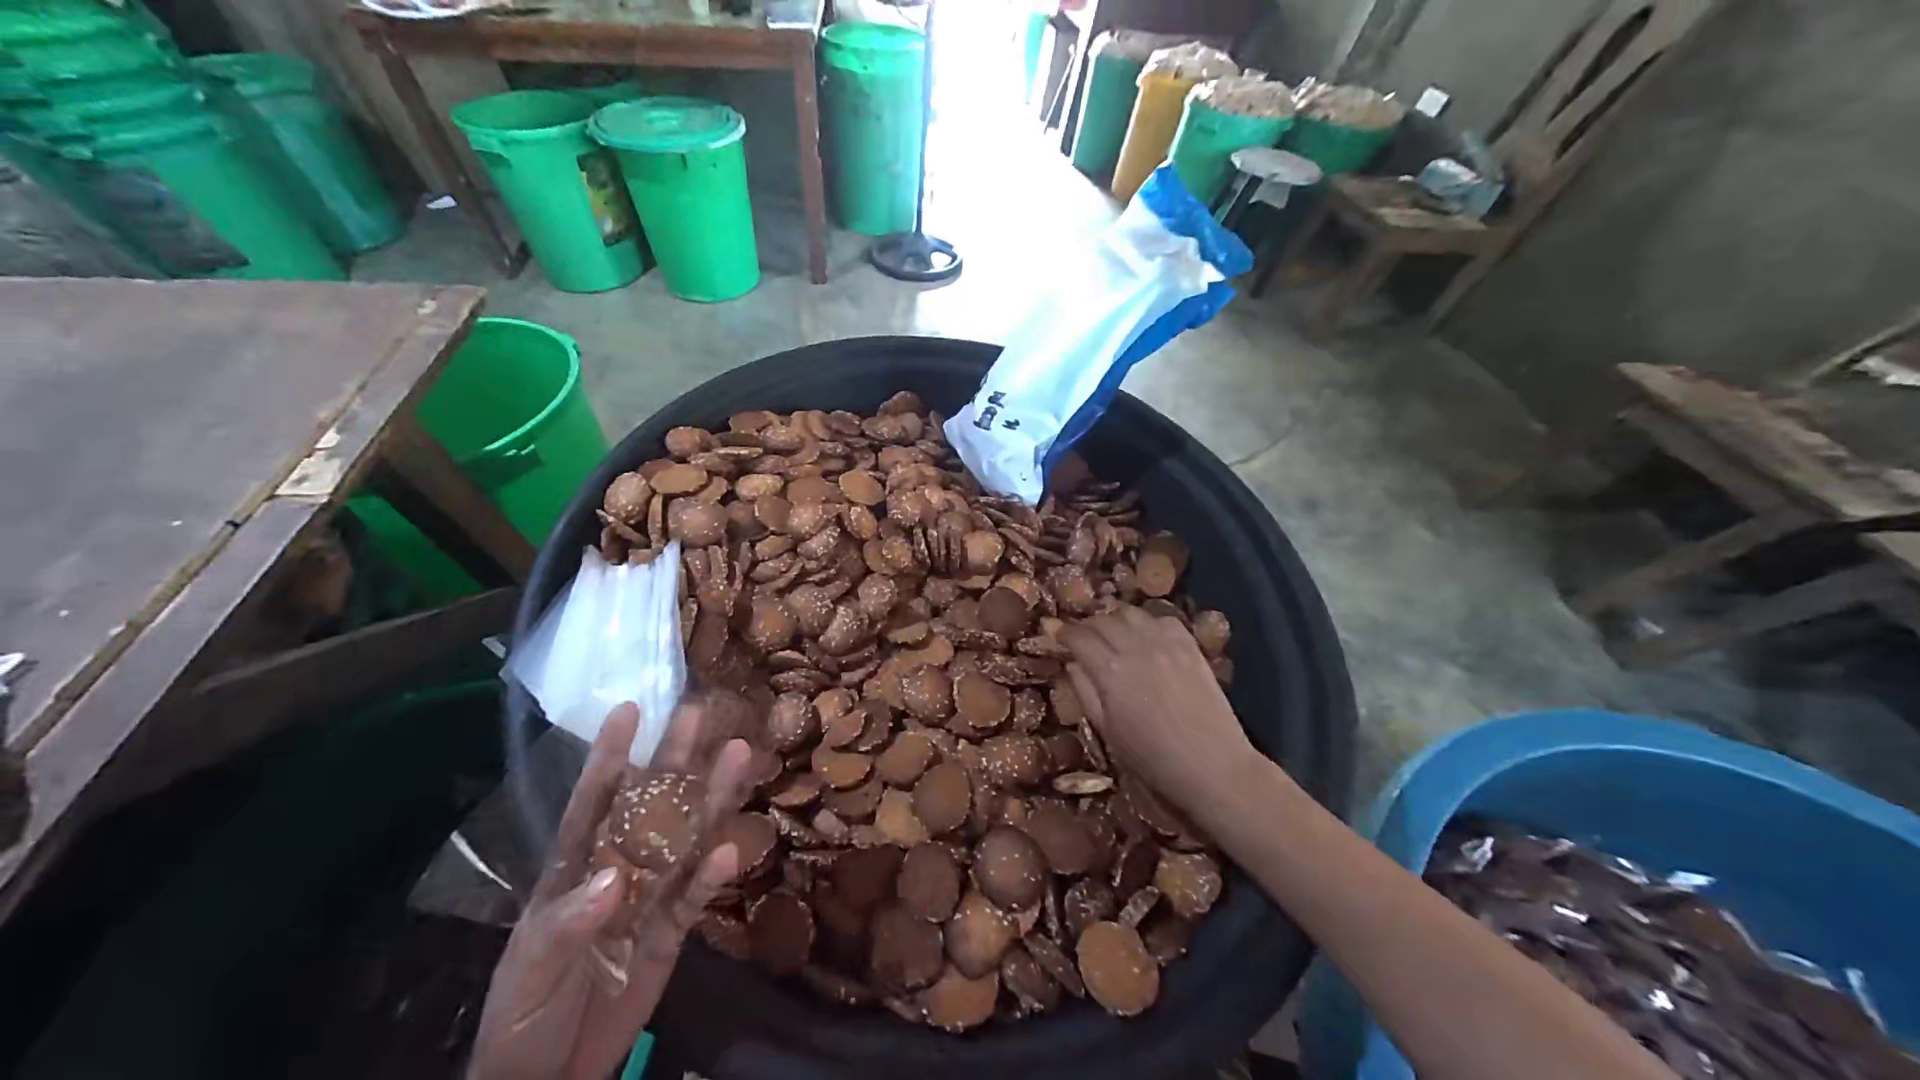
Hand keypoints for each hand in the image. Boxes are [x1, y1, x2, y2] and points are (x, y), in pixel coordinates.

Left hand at [469, 700, 751, 1079]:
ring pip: (686, 839)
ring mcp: (648, 897)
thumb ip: (568, 922)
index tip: (629, 709)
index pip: (592, 803)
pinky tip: (730, 851)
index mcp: (573, 869)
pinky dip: (711, 876)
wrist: (546, 1078)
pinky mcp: (671, 931)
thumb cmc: (521, 1015)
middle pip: (652, 807)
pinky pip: (695, 898)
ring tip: (738, 755)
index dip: (610, 756)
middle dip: (675, 760)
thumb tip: (613, 876)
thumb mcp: (531, 970)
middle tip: (700, 713)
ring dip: (710, 799)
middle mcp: (617, 869)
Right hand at [1061, 606, 1264, 824]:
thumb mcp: (1107, 730)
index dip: (1064, 633)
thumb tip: (1071, 663)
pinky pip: (1163, 619)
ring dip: (1116, 619)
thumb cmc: (1152, 758)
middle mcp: (1136, 648)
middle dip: (1087, 626)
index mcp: (1111, 672)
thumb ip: (1085, 691)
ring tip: (1112, 633)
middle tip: (1082, 638)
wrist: (1212, 765)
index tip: (1057, 636)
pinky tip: (1146, 636)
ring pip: (1131, 613)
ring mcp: (1166, 644)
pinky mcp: (1190, 646)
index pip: (1079, 637)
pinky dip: (1148, 622)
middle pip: (1103, 620)